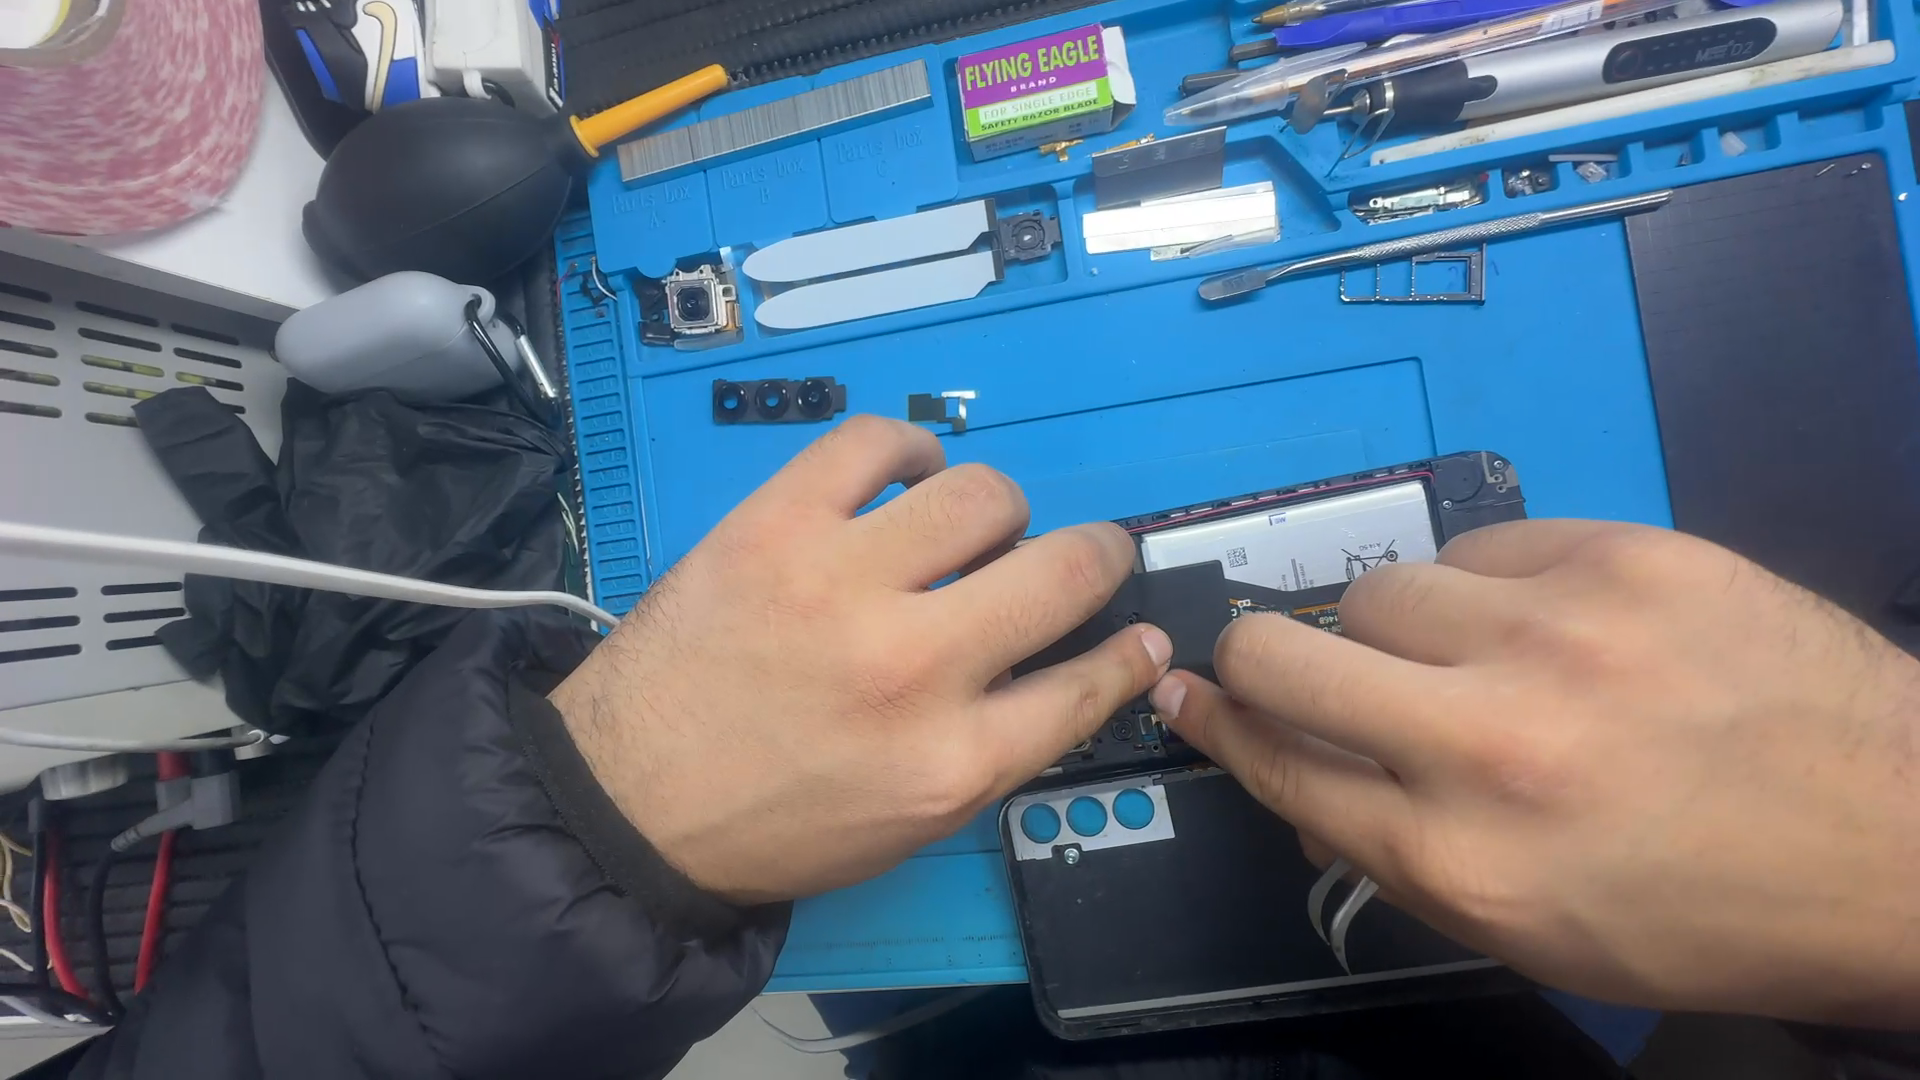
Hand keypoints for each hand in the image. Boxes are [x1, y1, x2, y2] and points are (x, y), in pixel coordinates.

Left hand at [550, 417, 1170, 903]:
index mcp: (952, 761)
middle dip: (1099, 556)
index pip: (1088, 683)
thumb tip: (1087, 657)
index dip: (1129, 650)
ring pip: (981, 496)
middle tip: (1079, 557)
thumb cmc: (784, 820)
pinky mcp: (774, 523)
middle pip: (1062, 573)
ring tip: (967, 531)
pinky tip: (905, 482)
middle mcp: (911, 666)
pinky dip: (909, 454)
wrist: (631, 799)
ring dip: (998, 512)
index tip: (1139, 628)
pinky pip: (875, 443)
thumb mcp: (913, 818)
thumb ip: (1007, 740)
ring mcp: (838, 582)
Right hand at [1150, 520, 1919, 1024]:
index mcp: (1461, 854)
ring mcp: (1559, 636)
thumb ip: (1372, 842)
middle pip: (1277, 653)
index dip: (1212, 723)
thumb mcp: (1519, 922)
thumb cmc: (1689, 903)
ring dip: (1398, 628)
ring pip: (1378, 588)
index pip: (1274, 762)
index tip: (1181, 691)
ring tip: (1475, 656)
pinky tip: (1551, 624)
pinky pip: (1478, 548)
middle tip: (1281, 659)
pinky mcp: (1624, 556)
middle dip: (1254, 655)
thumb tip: (1274, 761)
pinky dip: (1487, 589)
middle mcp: (1491, 743)